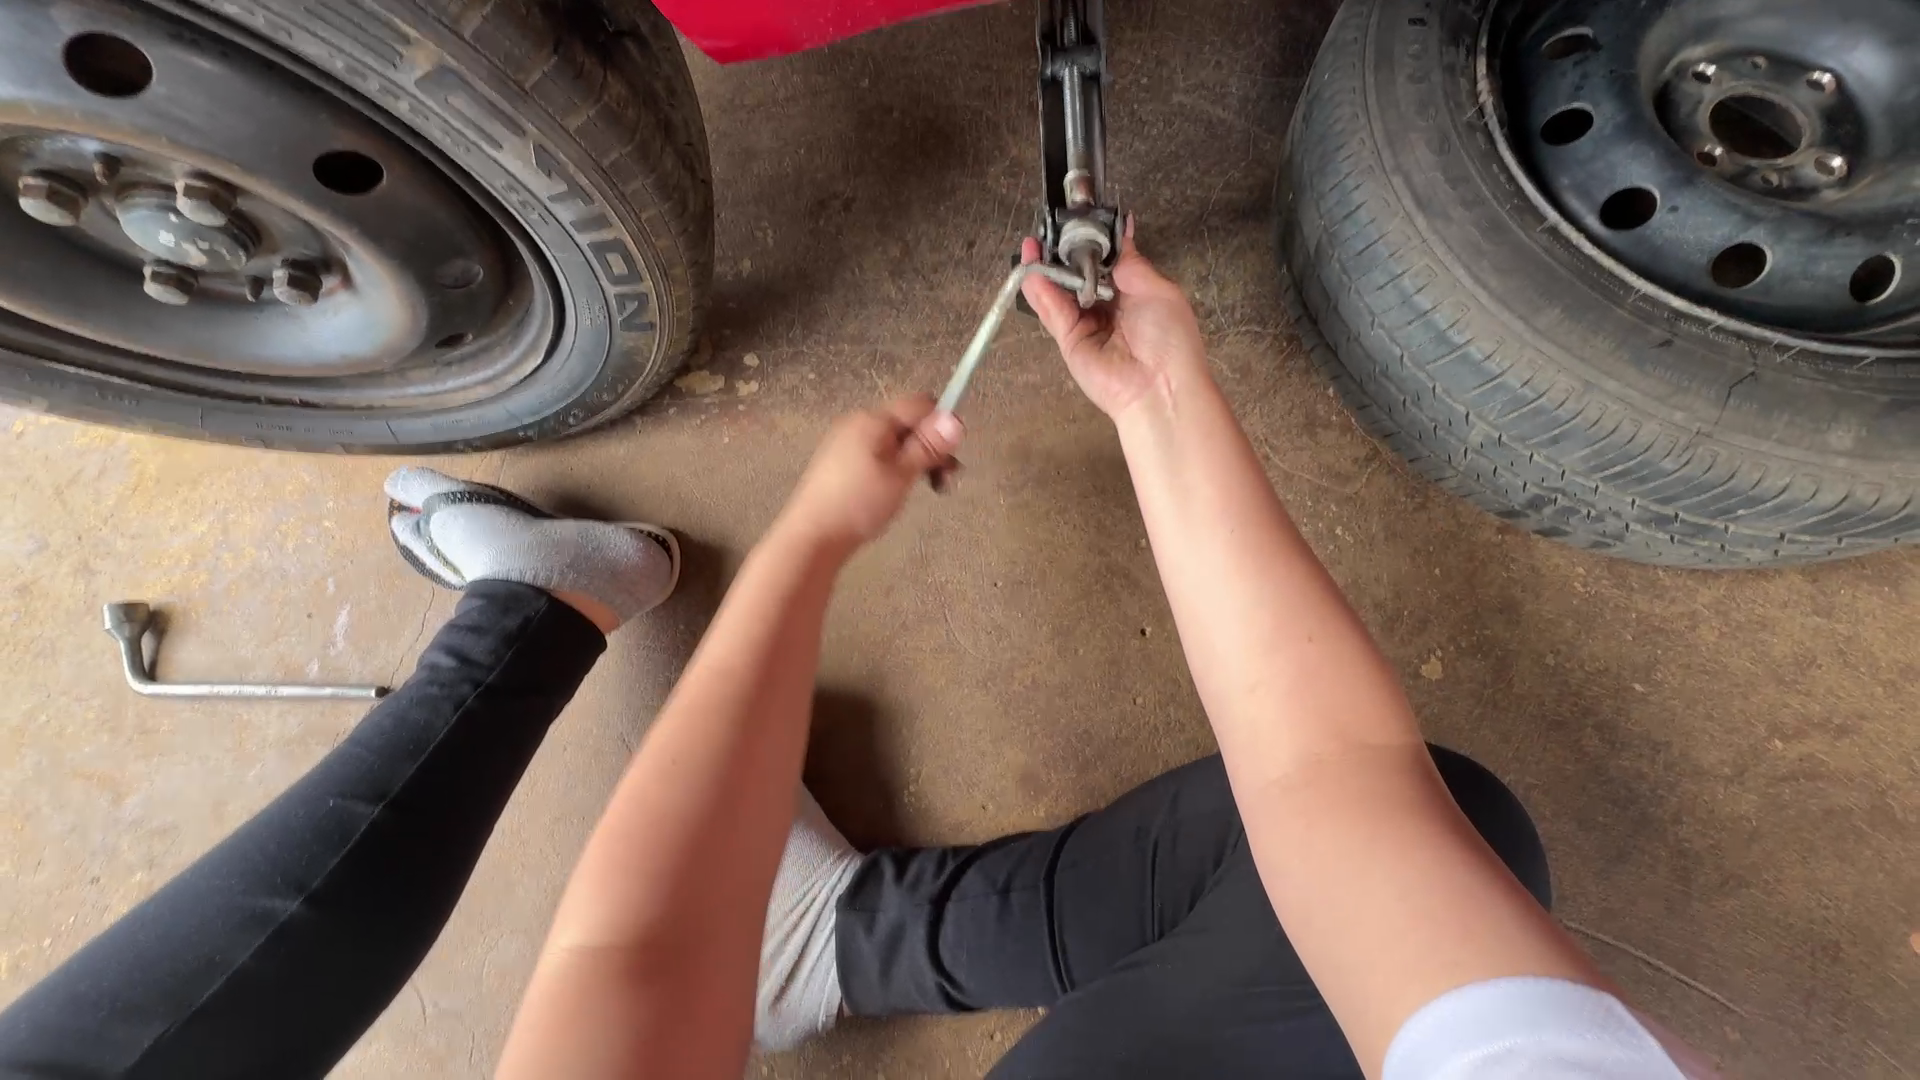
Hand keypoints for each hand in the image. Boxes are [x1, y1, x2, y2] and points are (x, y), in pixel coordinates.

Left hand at [778, 396, 963, 552]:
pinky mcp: (841, 464)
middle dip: (931, 447)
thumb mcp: (901, 474)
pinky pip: (878, 456)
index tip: (952, 455)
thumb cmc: (858, 503)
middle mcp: (858, 424)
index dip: (941, 424)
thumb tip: (956, 420)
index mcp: (872, 420)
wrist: (812, 536)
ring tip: (924, 490)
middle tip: (943, 480)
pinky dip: (895, 469)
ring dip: (916, 461)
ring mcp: (847, 444)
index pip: (919, 404)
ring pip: (894, 442)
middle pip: (907, 423)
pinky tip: (895, 492)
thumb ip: (928, 446)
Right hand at [1019, 217, 1206, 417]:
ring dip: (1044, 269)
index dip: (1089, 241)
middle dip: (1062, 252)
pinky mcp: (1069, 341)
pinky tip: (1032, 272)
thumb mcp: (1157, 288)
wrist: (1158, 386)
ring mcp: (1086, 324)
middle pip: (1077, 274)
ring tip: (1032, 246)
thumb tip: (1122, 227)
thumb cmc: (1169, 339)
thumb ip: (1130, 260)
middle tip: (1048, 230)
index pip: (1103, 260)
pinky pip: (1053, 313)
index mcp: (1132, 291)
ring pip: (1059, 292)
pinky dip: (1041, 293)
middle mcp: (1106, 306)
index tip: (1076, 220)